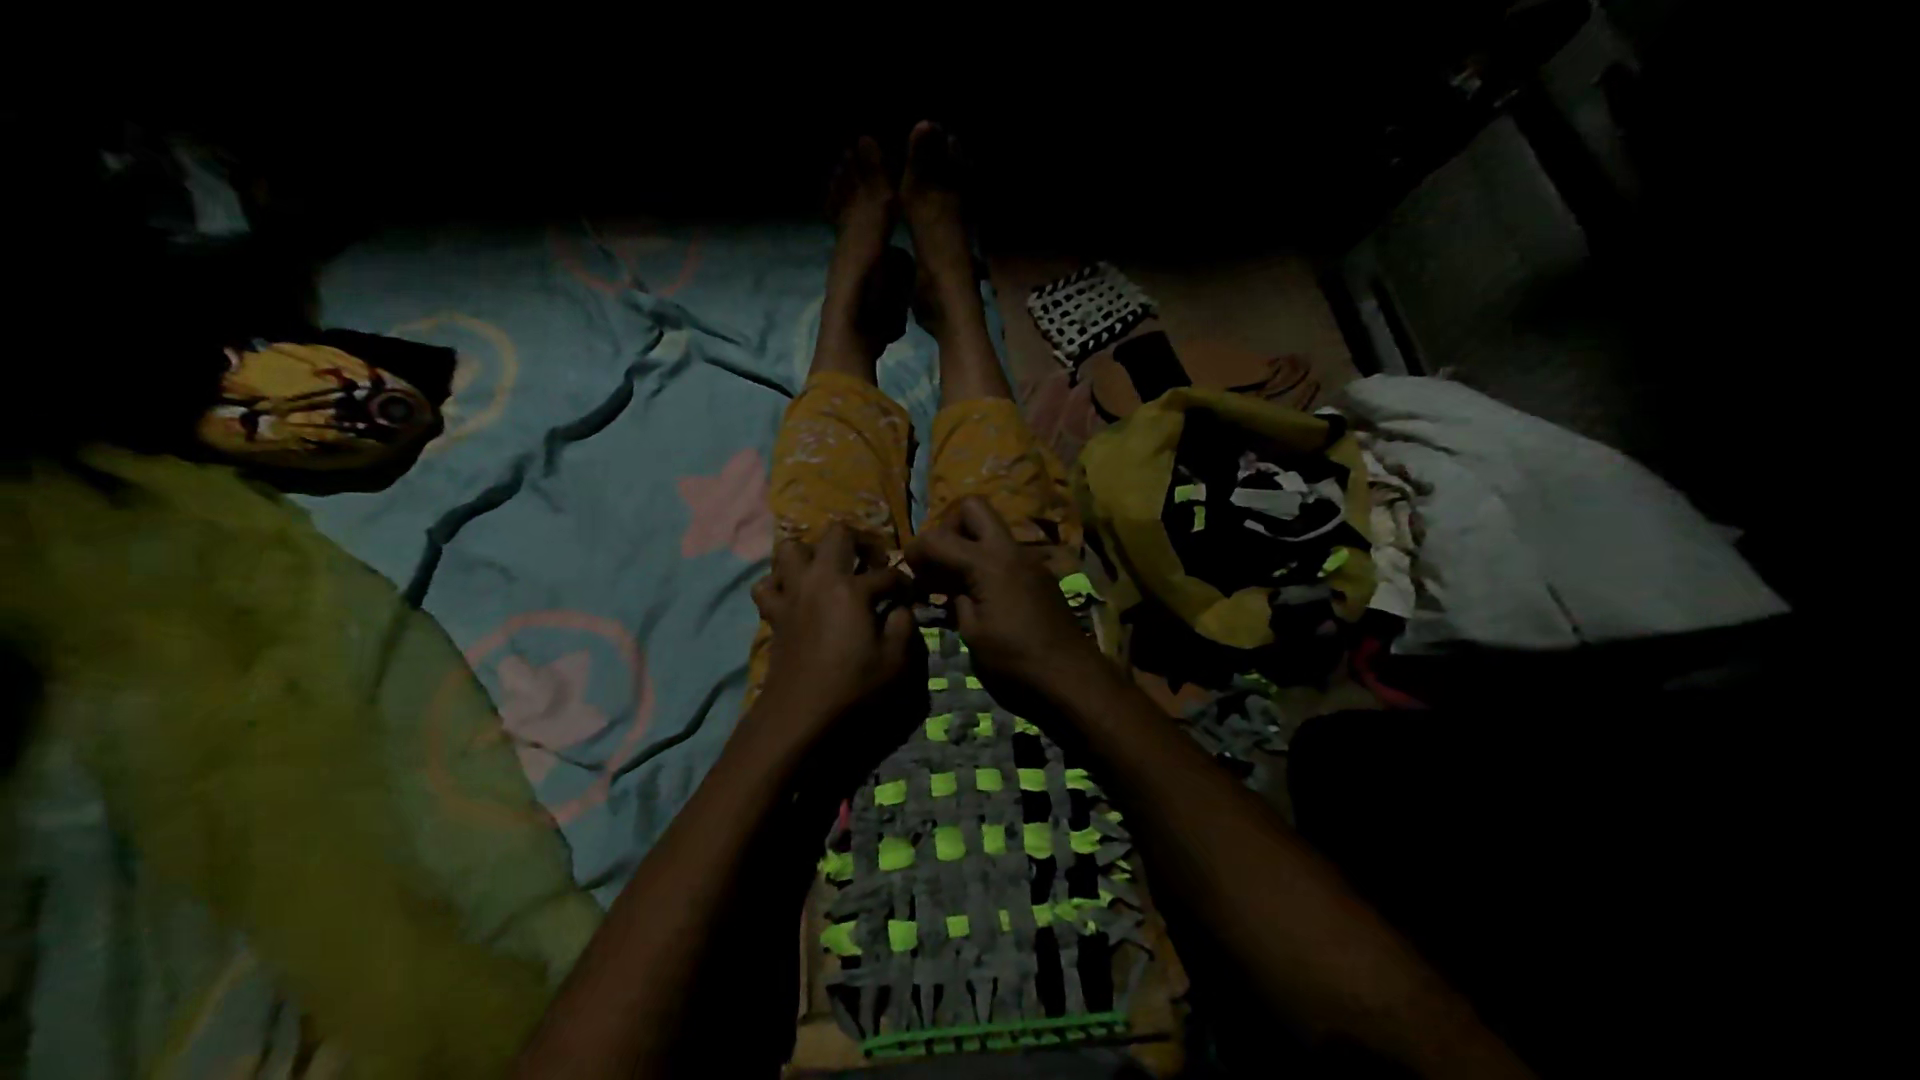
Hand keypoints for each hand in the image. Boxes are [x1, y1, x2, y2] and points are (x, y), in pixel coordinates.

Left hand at [751, 523, 919, 745]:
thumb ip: (904, 625)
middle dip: (860, 542)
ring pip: (792, 549)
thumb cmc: (853, 686)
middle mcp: (819, 580)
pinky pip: (767, 585)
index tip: (911, 596)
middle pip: (838, 535)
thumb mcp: (895, 660)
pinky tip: (796, 595)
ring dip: (812, 553)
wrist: (800, 714)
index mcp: (852, 589)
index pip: (887, 573)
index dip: (904, 583)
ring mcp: (792, 594)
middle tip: (871, 564)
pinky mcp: (774, 613)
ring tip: (829, 572)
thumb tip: (901, 608)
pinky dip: (780, 583)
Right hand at [904, 497, 1107, 710]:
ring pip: (992, 529)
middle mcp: (1010, 550)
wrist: (1069, 674)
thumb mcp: (972, 633)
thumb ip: (955, 600)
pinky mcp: (1039, 574)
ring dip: (968, 544)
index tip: (909, 571)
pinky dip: (986, 562)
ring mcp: (1029, 559)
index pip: (938, 537)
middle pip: (973, 508)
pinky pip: (1006, 552)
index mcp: (988, 563)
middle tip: (939, 561)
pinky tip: (980, 594)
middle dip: (948, 526)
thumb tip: (950, 588)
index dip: (916, 550)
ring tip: (953, 581)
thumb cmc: (1014, 659)